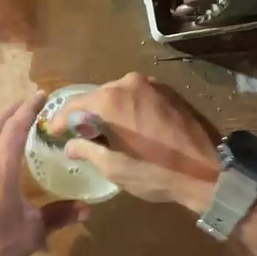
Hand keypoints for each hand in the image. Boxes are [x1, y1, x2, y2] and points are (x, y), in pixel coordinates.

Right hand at [57, 73, 218, 214]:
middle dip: (85, 115)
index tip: (52, 132)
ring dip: (107, 111)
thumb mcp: (114, 167)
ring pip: (117, 95)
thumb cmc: (154, 172)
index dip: (60, 119)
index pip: (74, 104)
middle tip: (77, 135)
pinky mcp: (167, 91)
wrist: (205, 172)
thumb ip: (87, 150)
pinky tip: (128, 127)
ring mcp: (150, 84)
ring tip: (103, 133)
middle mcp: (128, 83)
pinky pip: (137, 96)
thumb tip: (70, 146)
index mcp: (111, 100)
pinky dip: (127, 109)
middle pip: (96, 97)